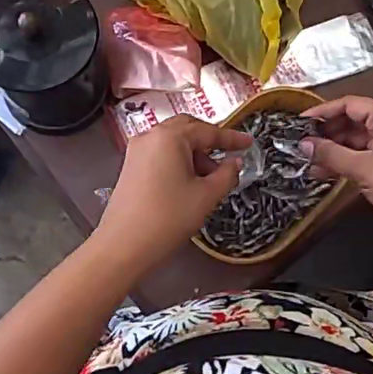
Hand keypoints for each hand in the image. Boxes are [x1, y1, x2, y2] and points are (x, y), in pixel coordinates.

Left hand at [94, 116, 253, 273]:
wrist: (124, 245)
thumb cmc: (168, 218)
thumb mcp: (206, 196)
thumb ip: (227, 174)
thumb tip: (235, 162)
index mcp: (169, 137)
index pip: (208, 131)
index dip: (232, 138)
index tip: (248, 143)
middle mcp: (149, 137)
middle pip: (186, 129)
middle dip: (209, 142)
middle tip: (228, 157)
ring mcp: (136, 151)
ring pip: (172, 142)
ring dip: (193, 153)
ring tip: (209, 179)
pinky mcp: (129, 167)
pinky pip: (159, 154)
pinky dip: (177, 161)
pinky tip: (188, 183)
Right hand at [299, 96, 372, 240]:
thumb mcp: (362, 168)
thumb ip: (330, 153)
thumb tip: (303, 144)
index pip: (350, 104)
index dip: (322, 112)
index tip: (299, 123)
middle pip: (355, 121)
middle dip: (328, 134)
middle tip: (302, 145)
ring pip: (360, 141)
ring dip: (336, 150)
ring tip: (310, 162)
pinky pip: (368, 155)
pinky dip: (349, 161)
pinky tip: (328, 172)